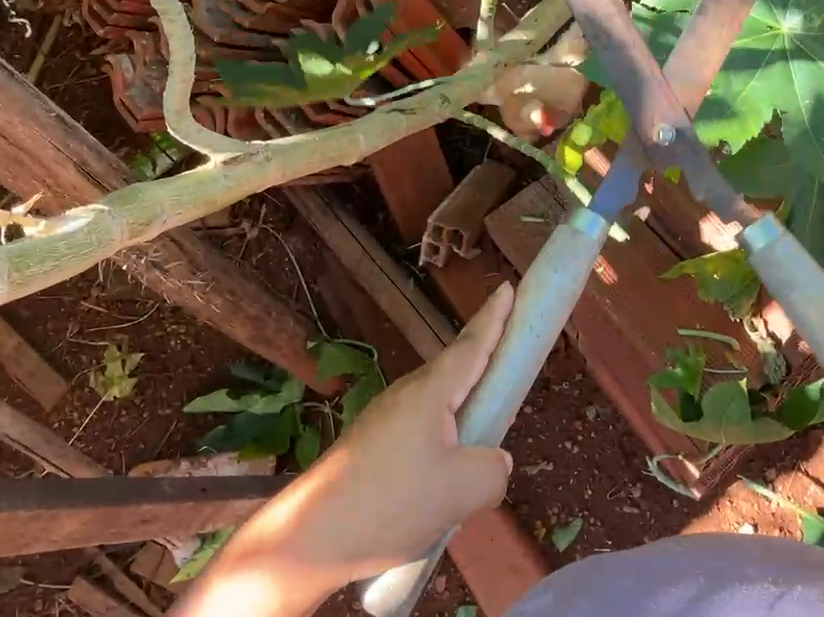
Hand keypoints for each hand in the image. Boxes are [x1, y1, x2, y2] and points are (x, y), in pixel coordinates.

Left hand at [175, 285, 515, 616]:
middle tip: (512, 377)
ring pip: (439, 412)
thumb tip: (494, 462)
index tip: (507, 287)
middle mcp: (407, 395)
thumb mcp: (461, 491)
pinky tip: (442, 492)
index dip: (494, 317)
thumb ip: (493, 470)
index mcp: (431, 391)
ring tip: (479, 460)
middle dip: (485, 372)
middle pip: (456, 375)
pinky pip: (421, 437)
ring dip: (463, 422)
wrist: (310, 536)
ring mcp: (386, 420)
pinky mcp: (373, 448)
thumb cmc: (391, 501)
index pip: (472, 344)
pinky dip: (442, 451)